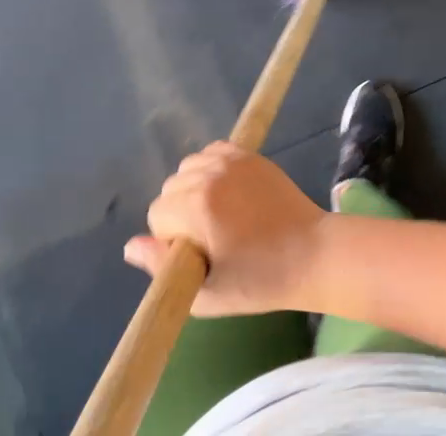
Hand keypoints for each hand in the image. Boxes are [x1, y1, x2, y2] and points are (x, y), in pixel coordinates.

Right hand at [123, 141, 327, 316]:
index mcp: (197, 206)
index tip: (199, 256)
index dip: (171, 241)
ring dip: (194, 190)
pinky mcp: (252, 156)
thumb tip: (131, 247)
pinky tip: (227, 193)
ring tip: (219, 216)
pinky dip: (211, 169)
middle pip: (170, 188)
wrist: (314, 254)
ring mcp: (233, 160)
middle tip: (211, 240)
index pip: (156, 215)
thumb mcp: (207, 292)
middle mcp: (211, 174)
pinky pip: (213, 152)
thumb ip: (162, 268)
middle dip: (179, 214)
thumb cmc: (261, 280)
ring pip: (189, 168)